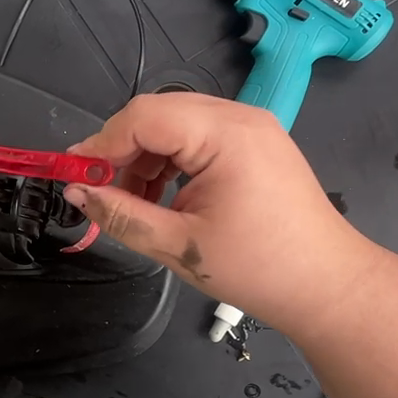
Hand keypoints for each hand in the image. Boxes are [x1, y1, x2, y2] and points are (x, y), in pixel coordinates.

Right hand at [63, 93, 383, 331]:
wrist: (326, 284)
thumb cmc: (258, 268)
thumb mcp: (176, 244)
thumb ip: (118, 213)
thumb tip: (74, 192)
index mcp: (226, 136)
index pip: (143, 117)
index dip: (101, 144)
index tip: (72, 177)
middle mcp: (239, 118)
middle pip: (155, 114)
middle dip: (118, 150)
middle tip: (96, 191)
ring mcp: (249, 127)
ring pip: (171, 124)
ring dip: (140, 158)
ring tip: (130, 202)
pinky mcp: (251, 143)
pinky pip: (192, 137)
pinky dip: (165, 162)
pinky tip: (158, 196)